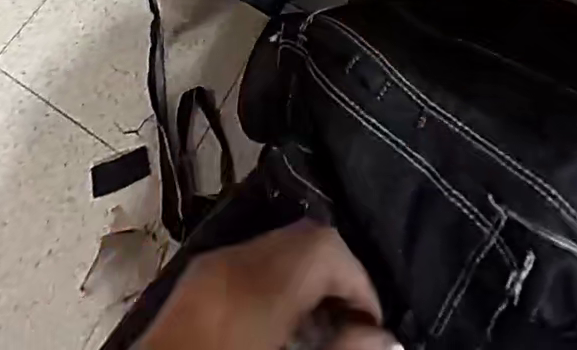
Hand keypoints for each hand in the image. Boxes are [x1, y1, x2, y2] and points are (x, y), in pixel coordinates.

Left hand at [136, 221, 398, 349]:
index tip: (374, 322)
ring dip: (306, 278)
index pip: (326, 245)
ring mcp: (204, 271)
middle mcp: (230, 261)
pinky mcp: (188, 289)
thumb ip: (341, 349)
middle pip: (302, 238)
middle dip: (335, 273)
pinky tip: (278, 326)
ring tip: (319, 330)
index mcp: (256, 282)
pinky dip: (274, 285)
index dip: (360, 278)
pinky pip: (246, 266)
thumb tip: (388, 337)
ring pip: (275, 249)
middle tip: (352, 324)